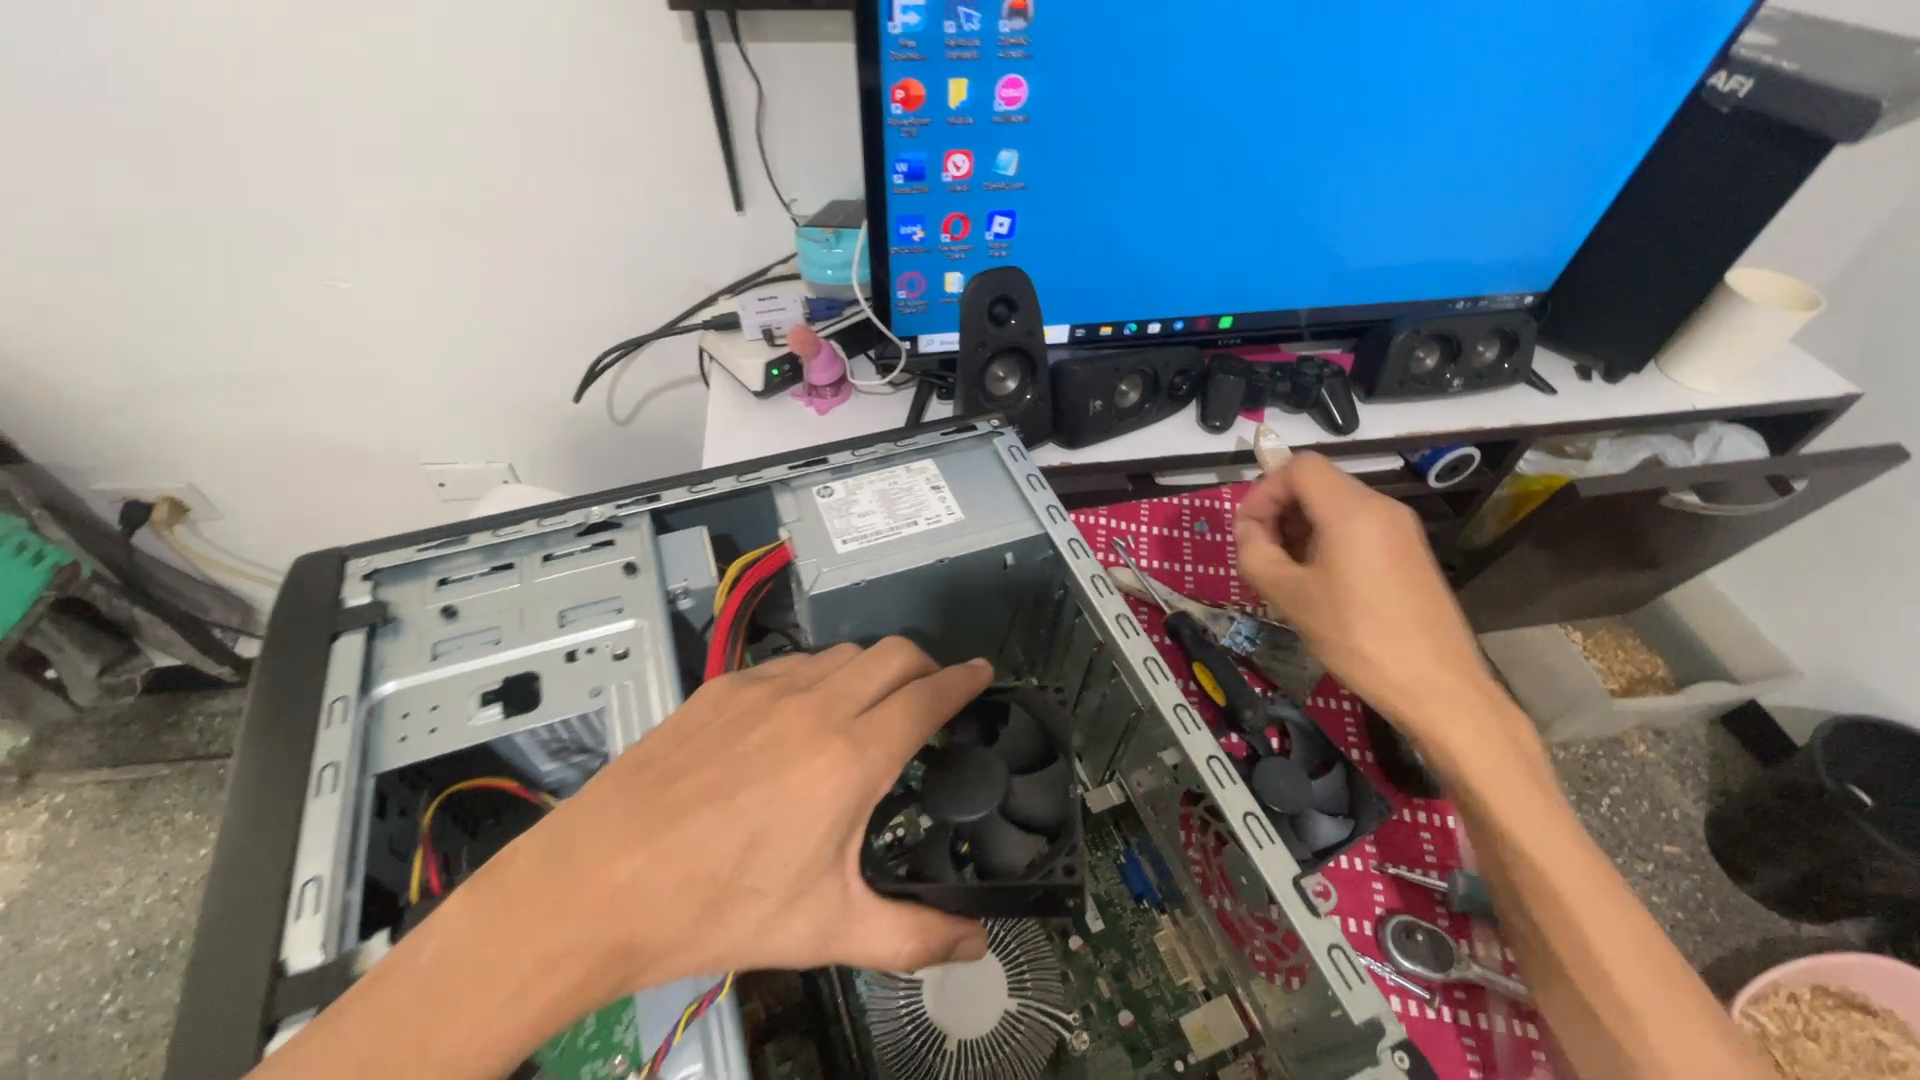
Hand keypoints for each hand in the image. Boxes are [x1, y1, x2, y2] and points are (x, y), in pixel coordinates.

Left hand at [472, 638, 992, 994]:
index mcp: (850, 758)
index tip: (981, 675)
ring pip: (842, 652)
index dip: (964, 681)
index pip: (928, 695)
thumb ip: (914, 936)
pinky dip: (818, 676)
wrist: (598, 884)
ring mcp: (762, 691)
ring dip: (871, 670)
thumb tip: (973, 945)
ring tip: (868, 710)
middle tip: (932, 698)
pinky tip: (800, 719)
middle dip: (926, 667)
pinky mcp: (720, 689)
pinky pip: (791, 664)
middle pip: (894, 653)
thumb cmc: (715, 908)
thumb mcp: (825, 930)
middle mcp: (813, 707)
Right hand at [1233, 452, 1497, 747]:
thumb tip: (1248, 533)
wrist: (1436, 685)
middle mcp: (1381, 507)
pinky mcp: (1409, 553)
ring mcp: (1400, 530)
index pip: (1298, 467)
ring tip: (1285, 575)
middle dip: (1279, 512)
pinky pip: (1358, 529)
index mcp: (1352, 510)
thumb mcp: (1289, 596)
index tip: (1246, 533)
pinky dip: (1326, 543)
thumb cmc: (1356, 637)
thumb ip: (1255, 553)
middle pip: (1317, 484)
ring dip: (1300, 529)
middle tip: (1260, 556)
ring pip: (1336, 507)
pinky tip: (1318, 585)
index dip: (1263, 492)